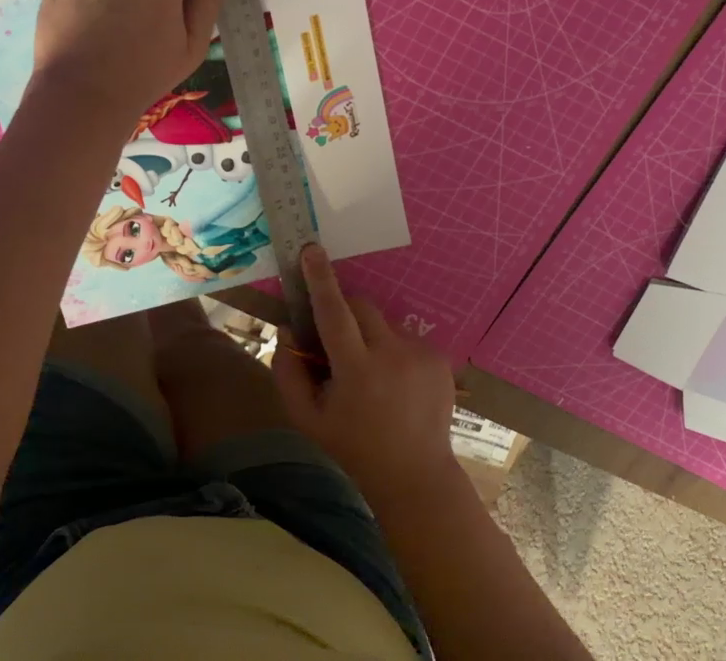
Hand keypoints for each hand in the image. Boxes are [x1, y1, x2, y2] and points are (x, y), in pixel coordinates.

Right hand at [275, 245, 460, 498]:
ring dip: (367, 334)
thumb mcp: (305, 417)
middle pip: (360, 306)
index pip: (334, 313)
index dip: (320, 279)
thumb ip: (287, 371)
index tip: (311, 250)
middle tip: (334, 341)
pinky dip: (389, 348)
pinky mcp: (439, 359)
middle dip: (342, 311)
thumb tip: (286, 329)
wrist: (415, 475)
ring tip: (369, 374)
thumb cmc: (352, 446)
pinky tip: (391, 382)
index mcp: (357, 371)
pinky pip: (403, 337)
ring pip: (381, 322)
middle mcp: (392, 356)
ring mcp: (421, 356)